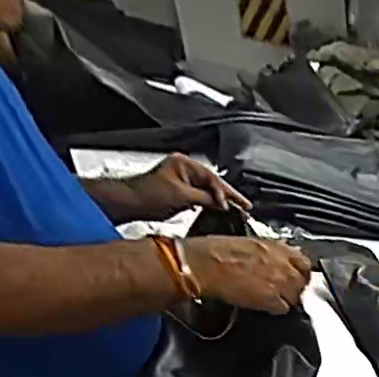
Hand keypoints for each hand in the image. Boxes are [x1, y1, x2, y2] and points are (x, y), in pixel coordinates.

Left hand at [103, 154, 250, 221]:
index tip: (231, 206)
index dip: (224, 193)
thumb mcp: (182, 196)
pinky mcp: (183, 192)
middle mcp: (185, 169)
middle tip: (246, 206)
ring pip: (210, 190)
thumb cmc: (149, 194)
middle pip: (214, 183)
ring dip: (224, 201)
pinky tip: (223, 210)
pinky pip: (204, 197)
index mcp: (184, 164)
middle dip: (229, 195)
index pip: (211, 178)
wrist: (132, 202)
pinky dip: (214, 204)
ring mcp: (184, 180)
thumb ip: (205, 198)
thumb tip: (223, 204)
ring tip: (239, 209)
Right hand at [182, 236, 311, 314]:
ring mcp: (279, 283)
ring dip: (286, 298)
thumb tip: (285, 254)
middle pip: (302, 282)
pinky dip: (276, 308)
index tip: (296, 275)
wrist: (202, 264)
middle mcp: (282, 264)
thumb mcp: (249, 242)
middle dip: (294, 287)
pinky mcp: (271, 299)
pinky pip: (283, 309)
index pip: (305, 262)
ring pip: (295, 297)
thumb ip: (272, 250)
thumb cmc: (216, 251)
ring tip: (270, 295)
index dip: (301, 271)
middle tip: (282, 288)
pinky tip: (264, 303)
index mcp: (276, 247)